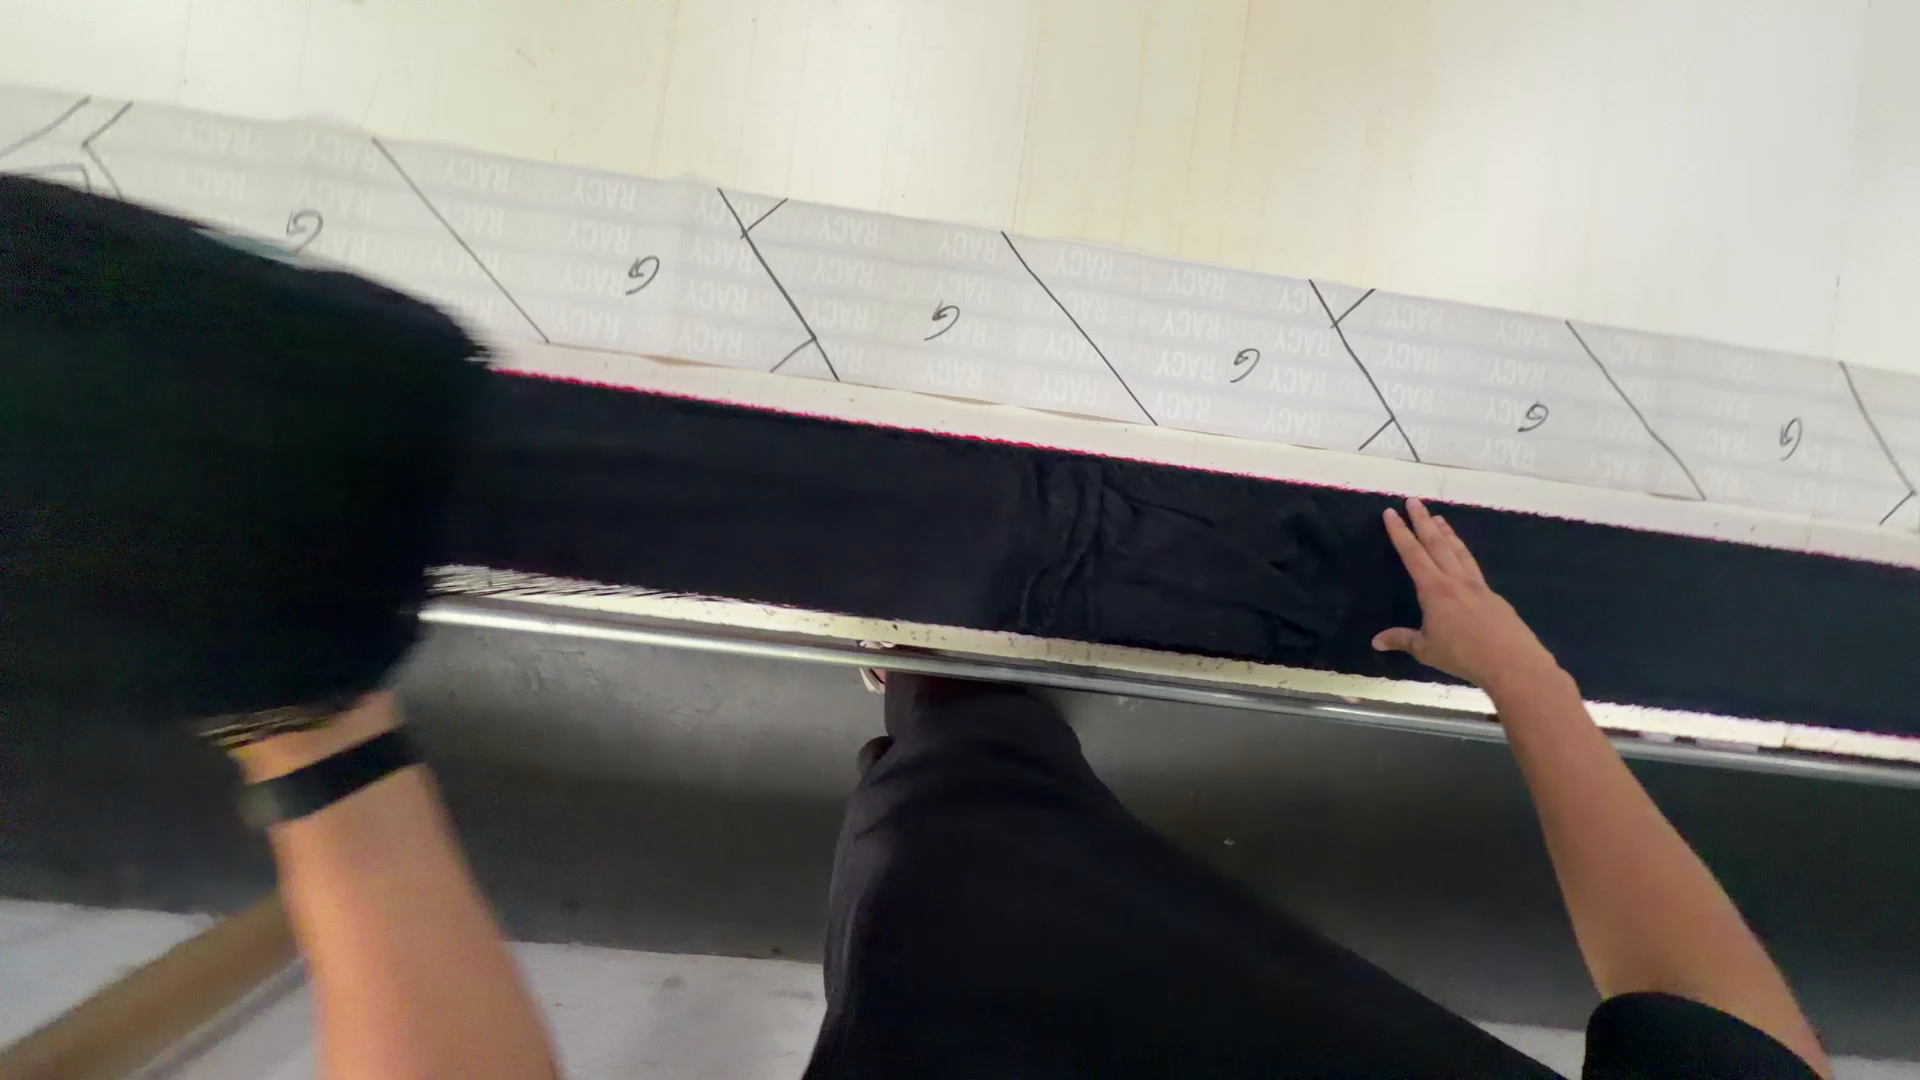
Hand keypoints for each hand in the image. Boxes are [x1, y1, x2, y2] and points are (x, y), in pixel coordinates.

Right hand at [1372, 498, 1560, 693]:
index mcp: (1435, 590)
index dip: (1400, 533)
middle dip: (1422, 521)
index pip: (1413, 554)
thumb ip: (1401, 640)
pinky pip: (1472, 566)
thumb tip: (1376, 641)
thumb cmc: (1464, 655)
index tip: (1391, 513)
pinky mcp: (1492, 597)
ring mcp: (1477, 586)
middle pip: (1437, 543)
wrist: (1514, 664)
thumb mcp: (1426, 649)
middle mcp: (1456, 581)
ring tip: (1438, 518)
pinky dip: (1462, 553)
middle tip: (1413, 501)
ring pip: (1459, 551)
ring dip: (1446, 532)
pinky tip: (1461, 555)